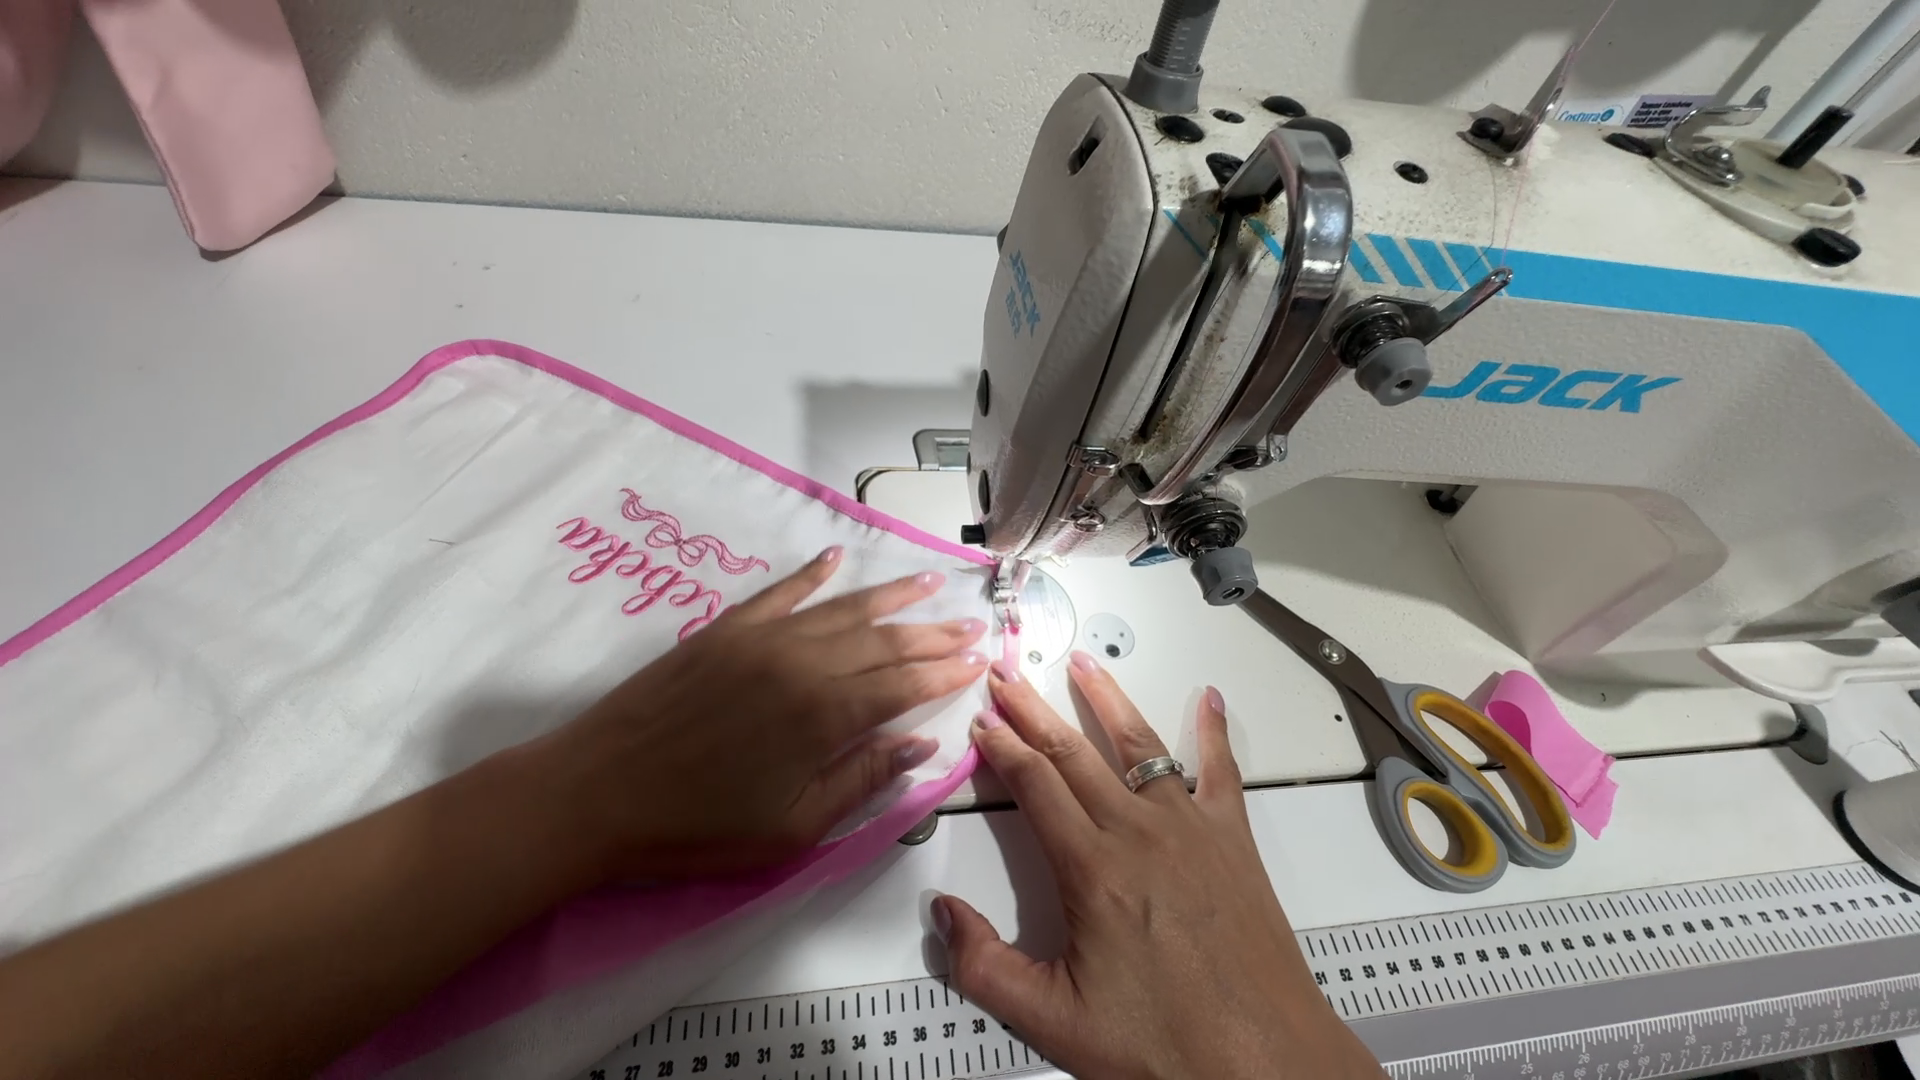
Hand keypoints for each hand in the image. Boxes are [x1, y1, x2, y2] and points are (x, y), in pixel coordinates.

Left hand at [538, 546, 988, 880]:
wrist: (597, 792)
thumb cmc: (699, 827)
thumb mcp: (792, 829)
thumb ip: (861, 780)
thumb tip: (920, 745)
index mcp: (824, 714)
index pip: (904, 685)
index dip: (945, 672)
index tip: (980, 660)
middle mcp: (803, 662)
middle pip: (884, 640)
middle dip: (933, 633)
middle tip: (973, 623)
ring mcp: (764, 638)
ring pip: (843, 608)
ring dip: (891, 595)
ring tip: (930, 583)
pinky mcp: (727, 629)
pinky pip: (782, 592)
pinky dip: (812, 574)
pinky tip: (837, 558)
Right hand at [932, 655, 1382, 1079]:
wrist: (1267, 1064)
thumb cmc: (1165, 1046)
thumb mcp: (1054, 1021)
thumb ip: (985, 966)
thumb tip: (942, 912)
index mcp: (1091, 868)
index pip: (1034, 784)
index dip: (1002, 745)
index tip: (982, 719)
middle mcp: (1138, 832)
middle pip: (1073, 751)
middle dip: (1033, 708)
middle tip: (1007, 675)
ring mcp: (1190, 827)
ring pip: (1139, 743)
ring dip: (1106, 698)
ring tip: (1083, 662)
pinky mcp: (1232, 838)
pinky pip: (1221, 770)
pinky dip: (1214, 731)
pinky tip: (1210, 699)